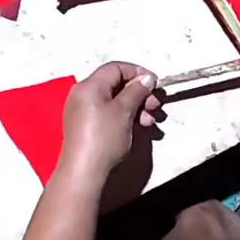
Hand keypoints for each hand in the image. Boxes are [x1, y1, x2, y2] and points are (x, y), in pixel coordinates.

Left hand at [57, 62, 161, 187]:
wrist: (84, 172)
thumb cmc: (104, 137)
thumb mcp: (124, 111)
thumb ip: (136, 91)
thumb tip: (147, 78)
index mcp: (89, 86)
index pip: (116, 68)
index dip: (138, 72)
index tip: (155, 85)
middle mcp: (84, 94)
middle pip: (117, 84)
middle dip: (140, 93)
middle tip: (156, 106)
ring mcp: (85, 111)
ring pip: (116, 100)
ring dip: (137, 106)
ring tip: (150, 121)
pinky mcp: (88, 125)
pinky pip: (110, 113)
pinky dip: (127, 116)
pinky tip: (140, 127)